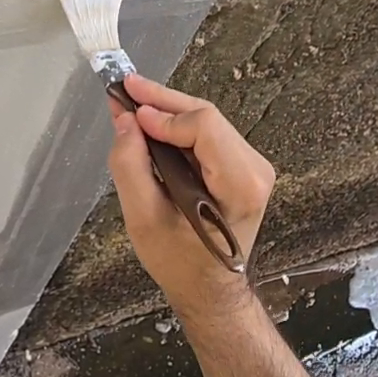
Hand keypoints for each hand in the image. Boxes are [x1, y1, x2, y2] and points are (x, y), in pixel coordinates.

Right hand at [106, 73, 274, 321]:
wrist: (208, 290)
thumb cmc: (178, 262)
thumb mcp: (144, 220)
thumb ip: (131, 167)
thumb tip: (124, 119)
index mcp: (240, 186)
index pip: (204, 127)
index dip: (165, 115)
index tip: (129, 113)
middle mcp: (254, 169)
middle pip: (205, 116)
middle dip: (161, 100)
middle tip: (123, 86)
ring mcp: (250, 165)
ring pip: (204, 119)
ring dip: (165, 109)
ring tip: (129, 99)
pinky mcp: (239, 164)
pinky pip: (205, 132)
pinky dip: (174, 123)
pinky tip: (147, 118)